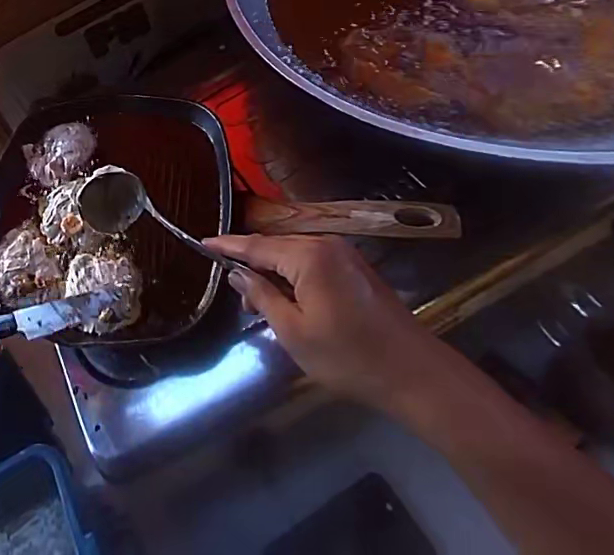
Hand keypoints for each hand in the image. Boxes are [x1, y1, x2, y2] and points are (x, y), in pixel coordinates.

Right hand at [205, 234, 459, 412]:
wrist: (411, 370)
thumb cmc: (348, 356)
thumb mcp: (294, 332)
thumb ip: (262, 297)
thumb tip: (237, 274)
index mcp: (309, 254)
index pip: (257, 245)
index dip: (228, 246)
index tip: (202, 242)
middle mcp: (327, 243)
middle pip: (277, 245)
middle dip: (252, 263)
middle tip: (231, 291)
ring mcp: (344, 253)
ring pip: (295, 253)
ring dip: (273, 271)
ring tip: (256, 301)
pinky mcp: (354, 267)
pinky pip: (313, 261)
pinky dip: (294, 275)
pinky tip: (287, 297)